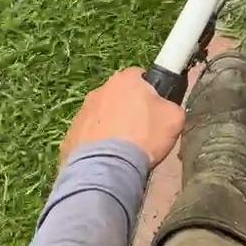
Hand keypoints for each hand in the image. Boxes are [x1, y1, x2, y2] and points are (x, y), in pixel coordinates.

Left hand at [59, 68, 185, 169]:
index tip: (156, 108)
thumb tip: (165, 108)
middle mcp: (99, 90)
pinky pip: (89, 137)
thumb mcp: (174, 117)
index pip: (140, 75)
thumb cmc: (144, 136)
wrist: (107, 169)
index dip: (151, 91)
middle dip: (129, 109)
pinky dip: (98, 145)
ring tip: (124, 150)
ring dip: (111, 127)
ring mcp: (81, 113)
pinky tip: (108, 160)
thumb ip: (171, 105)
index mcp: (125, 80)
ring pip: (102, 116)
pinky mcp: (70, 136)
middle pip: (119, 96)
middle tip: (142, 130)